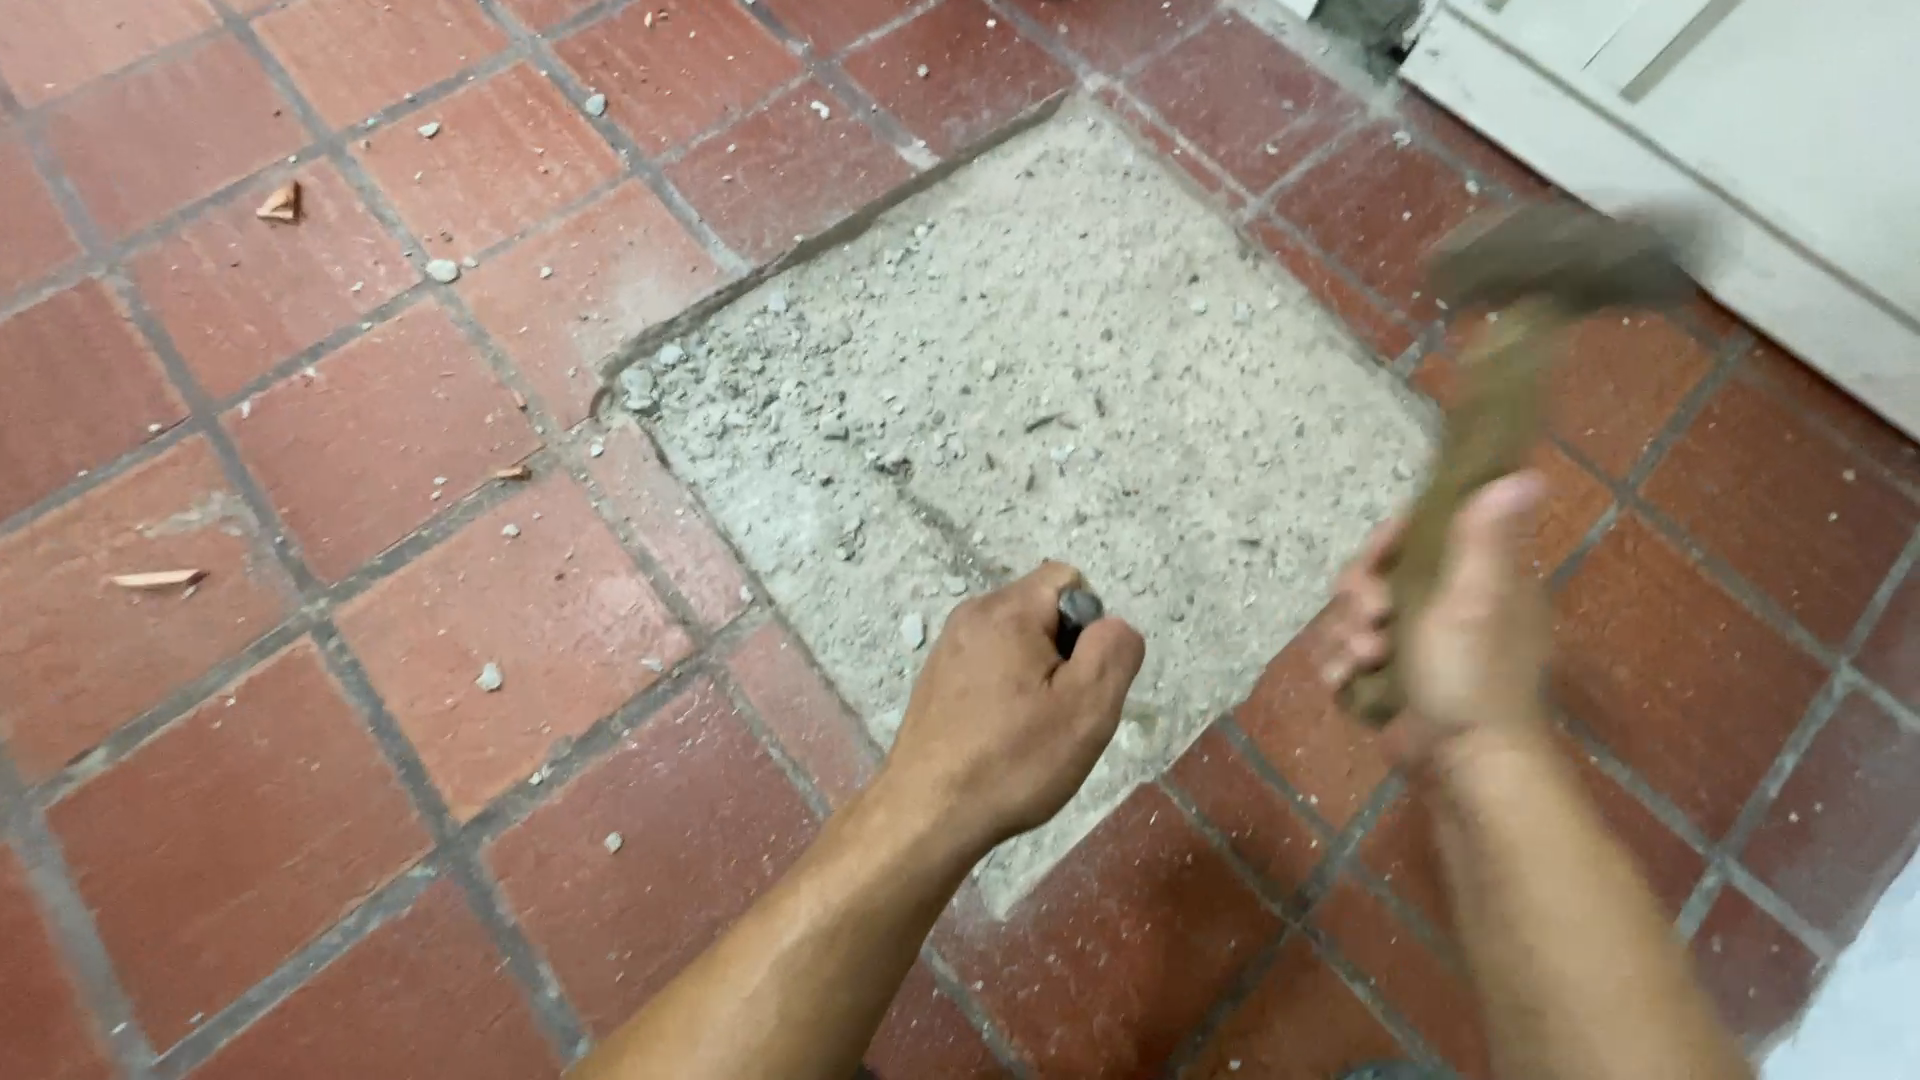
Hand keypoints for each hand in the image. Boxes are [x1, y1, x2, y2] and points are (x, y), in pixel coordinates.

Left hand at [877, 561, 1146, 854]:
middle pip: (1042, 610)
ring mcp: (948, 647)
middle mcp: (971, 615)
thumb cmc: (1013, 759)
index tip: (1080, 678)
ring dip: (1037, 676)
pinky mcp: (936, 677)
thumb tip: (1114, 625)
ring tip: (1030, 729)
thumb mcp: (1087, 707)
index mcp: (1007, 610)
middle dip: (1064, 653)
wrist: (927, 812)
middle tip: (1060, 711)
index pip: (1069, 581)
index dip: (1090, 625)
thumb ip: (1114, 651)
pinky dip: (1005, 691)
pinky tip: (1000, 737)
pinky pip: (989, 665)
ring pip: (1017, 642)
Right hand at [1321, 471, 1551, 763]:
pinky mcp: (1387, 676)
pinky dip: (1338, 665)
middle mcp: (1442, 606)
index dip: (1384, 543)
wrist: (1464, 763)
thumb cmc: (1471, 677)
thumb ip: (1482, 540)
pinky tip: (1346, 681)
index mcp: (1472, 581)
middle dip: (1356, 599)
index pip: (1415, 537)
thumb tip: (1525, 475)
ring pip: (1350, 617)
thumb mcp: (1473, 601)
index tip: (1373, 561)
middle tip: (1368, 624)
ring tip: (1360, 662)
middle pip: (1371, 576)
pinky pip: (1343, 654)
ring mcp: (1412, 644)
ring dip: (1343, 636)